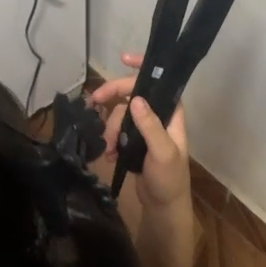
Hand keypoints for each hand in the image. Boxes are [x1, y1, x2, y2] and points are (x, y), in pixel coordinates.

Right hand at [89, 53, 190, 211]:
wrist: (163, 207)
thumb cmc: (169, 179)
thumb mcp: (162, 152)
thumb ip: (150, 126)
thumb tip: (136, 99)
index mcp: (171, 114)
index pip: (158, 83)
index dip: (142, 68)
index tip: (123, 59)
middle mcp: (157, 116)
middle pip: (132, 94)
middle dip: (113, 97)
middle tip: (94, 101)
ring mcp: (144, 128)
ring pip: (120, 113)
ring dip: (110, 128)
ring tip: (109, 148)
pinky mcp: (133, 141)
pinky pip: (115, 129)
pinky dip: (110, 139)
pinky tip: (110, 153)